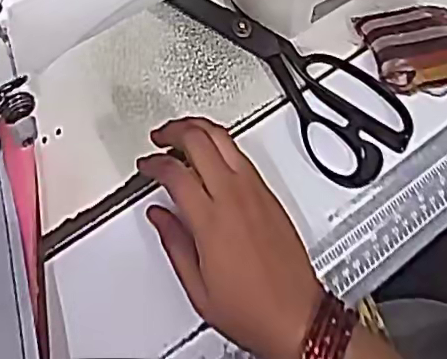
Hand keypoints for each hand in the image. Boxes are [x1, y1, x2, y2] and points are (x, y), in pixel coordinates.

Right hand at [140, 118, 324, 358]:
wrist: (299, 319)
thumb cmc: (254, 311)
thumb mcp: (199, 290)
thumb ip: (174, 243)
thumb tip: (158, 214)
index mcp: (211, 221)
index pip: (174, 171)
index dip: (153, 162)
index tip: (147, 165)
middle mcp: (233, 197)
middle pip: (197, 139)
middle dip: (172, 131)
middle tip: (159, 137)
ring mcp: (253, 190)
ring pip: (221, 135)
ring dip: (196, 126)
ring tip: (182, 131)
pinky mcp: (268, 191)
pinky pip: (239, 150)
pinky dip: (218, 139)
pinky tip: (210, 146)